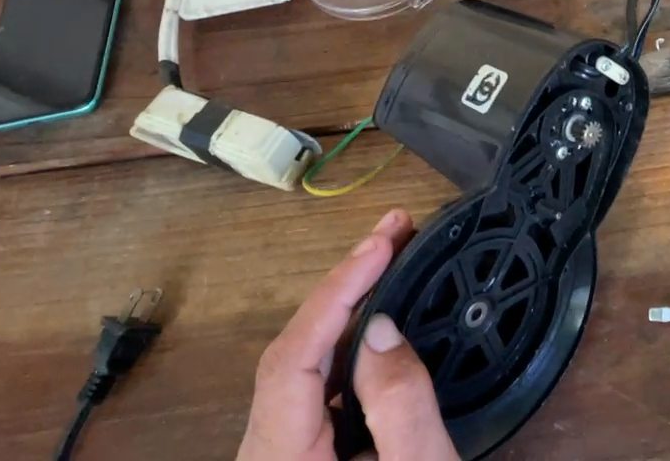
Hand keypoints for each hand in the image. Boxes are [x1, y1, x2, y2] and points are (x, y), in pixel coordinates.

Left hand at [238, 209, 456, 460]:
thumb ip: (402, 403)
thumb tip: (384, 325)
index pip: (293, 356)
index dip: (337, 289)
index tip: (383, 242)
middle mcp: (266, 457)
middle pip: (293, 351)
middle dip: (345, 282)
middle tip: (395, 231)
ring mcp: (279, 458)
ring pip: (304, 365)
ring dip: (348, 305)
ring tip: (392, 254)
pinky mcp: (299, 459)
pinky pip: (317, 387)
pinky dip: (348, 341)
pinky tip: (380, 316)